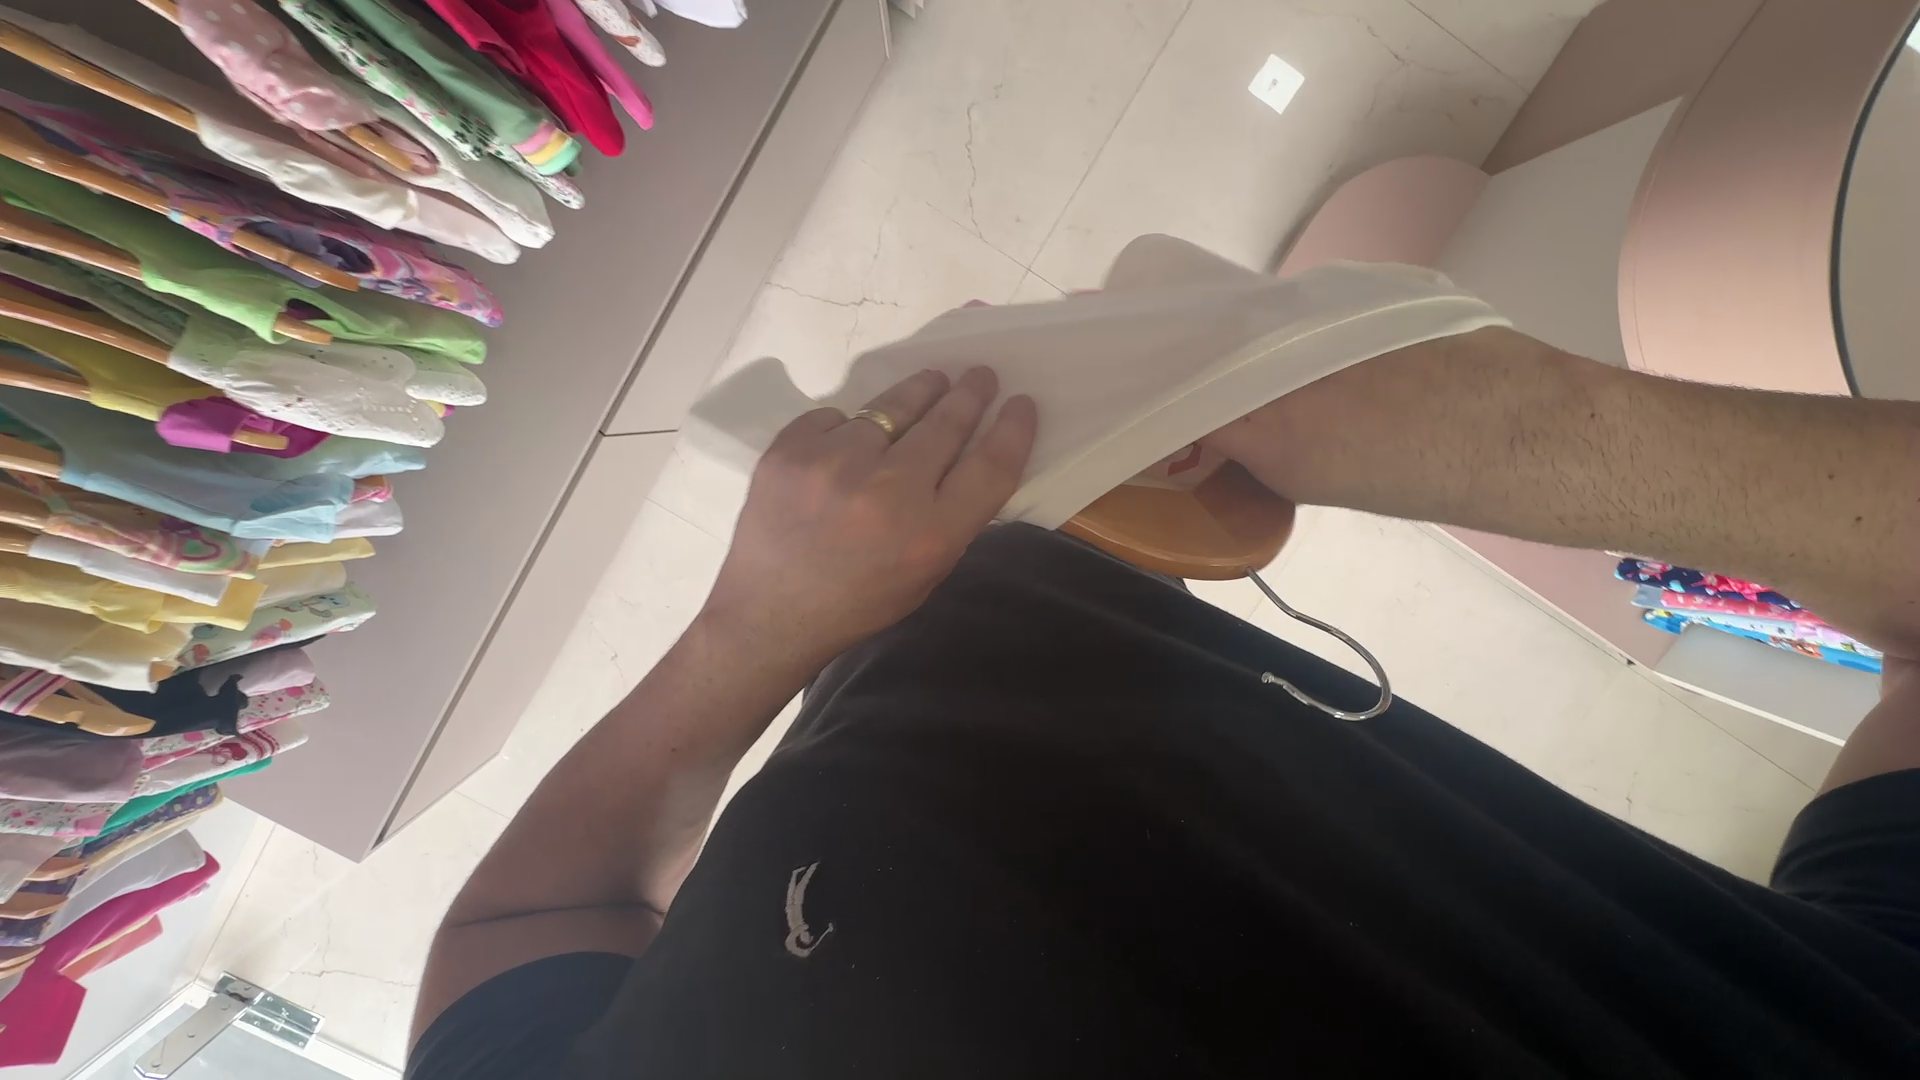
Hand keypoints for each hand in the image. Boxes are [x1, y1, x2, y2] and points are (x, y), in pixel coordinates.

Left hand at [698, 367, 1037, 670]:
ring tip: (931, 381)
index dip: (1013, 429)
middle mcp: (889, 491)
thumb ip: (950, 519)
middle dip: (969, 394)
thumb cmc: (857, 603)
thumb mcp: (924, 575)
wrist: (769, 615)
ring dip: (918, 392)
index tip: (1021, 404)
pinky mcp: (792, 449)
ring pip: (891, 407)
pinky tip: (852, 442)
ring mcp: (835, 464)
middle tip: (980, 376)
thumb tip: (969, 458)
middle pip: (947, 424)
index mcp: (930, 534)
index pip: (991, 466)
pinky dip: (849, 428)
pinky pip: (837, 418)